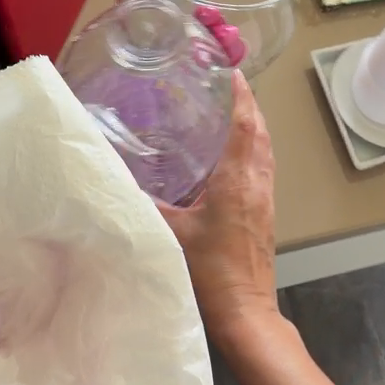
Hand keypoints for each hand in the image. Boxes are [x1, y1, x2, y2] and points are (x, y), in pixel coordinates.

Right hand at [158, 71, 280, 345]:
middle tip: (229, 85)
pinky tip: (233, 155)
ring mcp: (266, 198)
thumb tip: (119, 179)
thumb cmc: (211, 271)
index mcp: (238, 179)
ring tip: (232, 111)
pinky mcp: (266, 213)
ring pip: (264, 149)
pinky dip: (253, 148)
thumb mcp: (171, 233)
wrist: (245, 312)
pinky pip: (263, 166)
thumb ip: (145, 204)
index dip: (241, 95)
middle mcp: (257, 182)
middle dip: (248, 104)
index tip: (232, 71)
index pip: (245, 124)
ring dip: (253, 125)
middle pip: (259, 131)